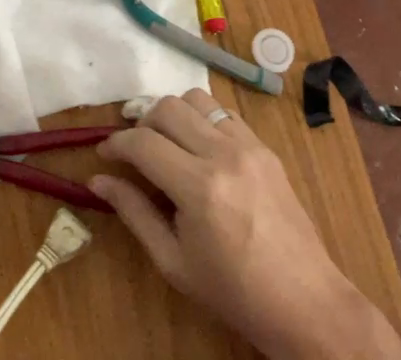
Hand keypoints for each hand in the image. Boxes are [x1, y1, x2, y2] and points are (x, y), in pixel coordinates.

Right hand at [89, 90, 400, 359]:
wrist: (303, 300)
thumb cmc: (232, 290)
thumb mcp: (173, 261)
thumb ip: (134, 212)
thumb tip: (97, 181)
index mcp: (198, 187)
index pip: (143, 142)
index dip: (115, 144)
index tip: (104, 155)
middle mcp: (224, 154)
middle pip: (168, 107)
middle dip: (141, 123)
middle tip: (134, 151)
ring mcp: (249, 146)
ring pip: (197, 99)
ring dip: (174, 114)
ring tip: (166, 143)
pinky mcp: (265, 148)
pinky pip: (225, 113)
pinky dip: (203, 119)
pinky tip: (199, 148)